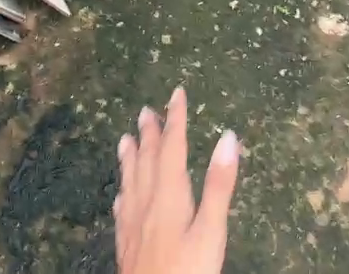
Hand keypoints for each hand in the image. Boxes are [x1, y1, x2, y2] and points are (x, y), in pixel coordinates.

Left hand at [115, 87, 240, 273]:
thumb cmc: (189, 270)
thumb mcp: (212, 230)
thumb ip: (219, 184)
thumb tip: (228, 136)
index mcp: (169, 194)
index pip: (172, 147)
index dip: (175, 118)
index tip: (177, 92)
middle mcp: (147, 203)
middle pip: (147, 160)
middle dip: (149, 133)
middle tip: (146, 109)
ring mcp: (132, 225)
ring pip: (130, 181)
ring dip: (130, 157)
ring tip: (125, 138)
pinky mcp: (126, 245)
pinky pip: (122, 209)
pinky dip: (123, 192)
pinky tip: (120, 194)